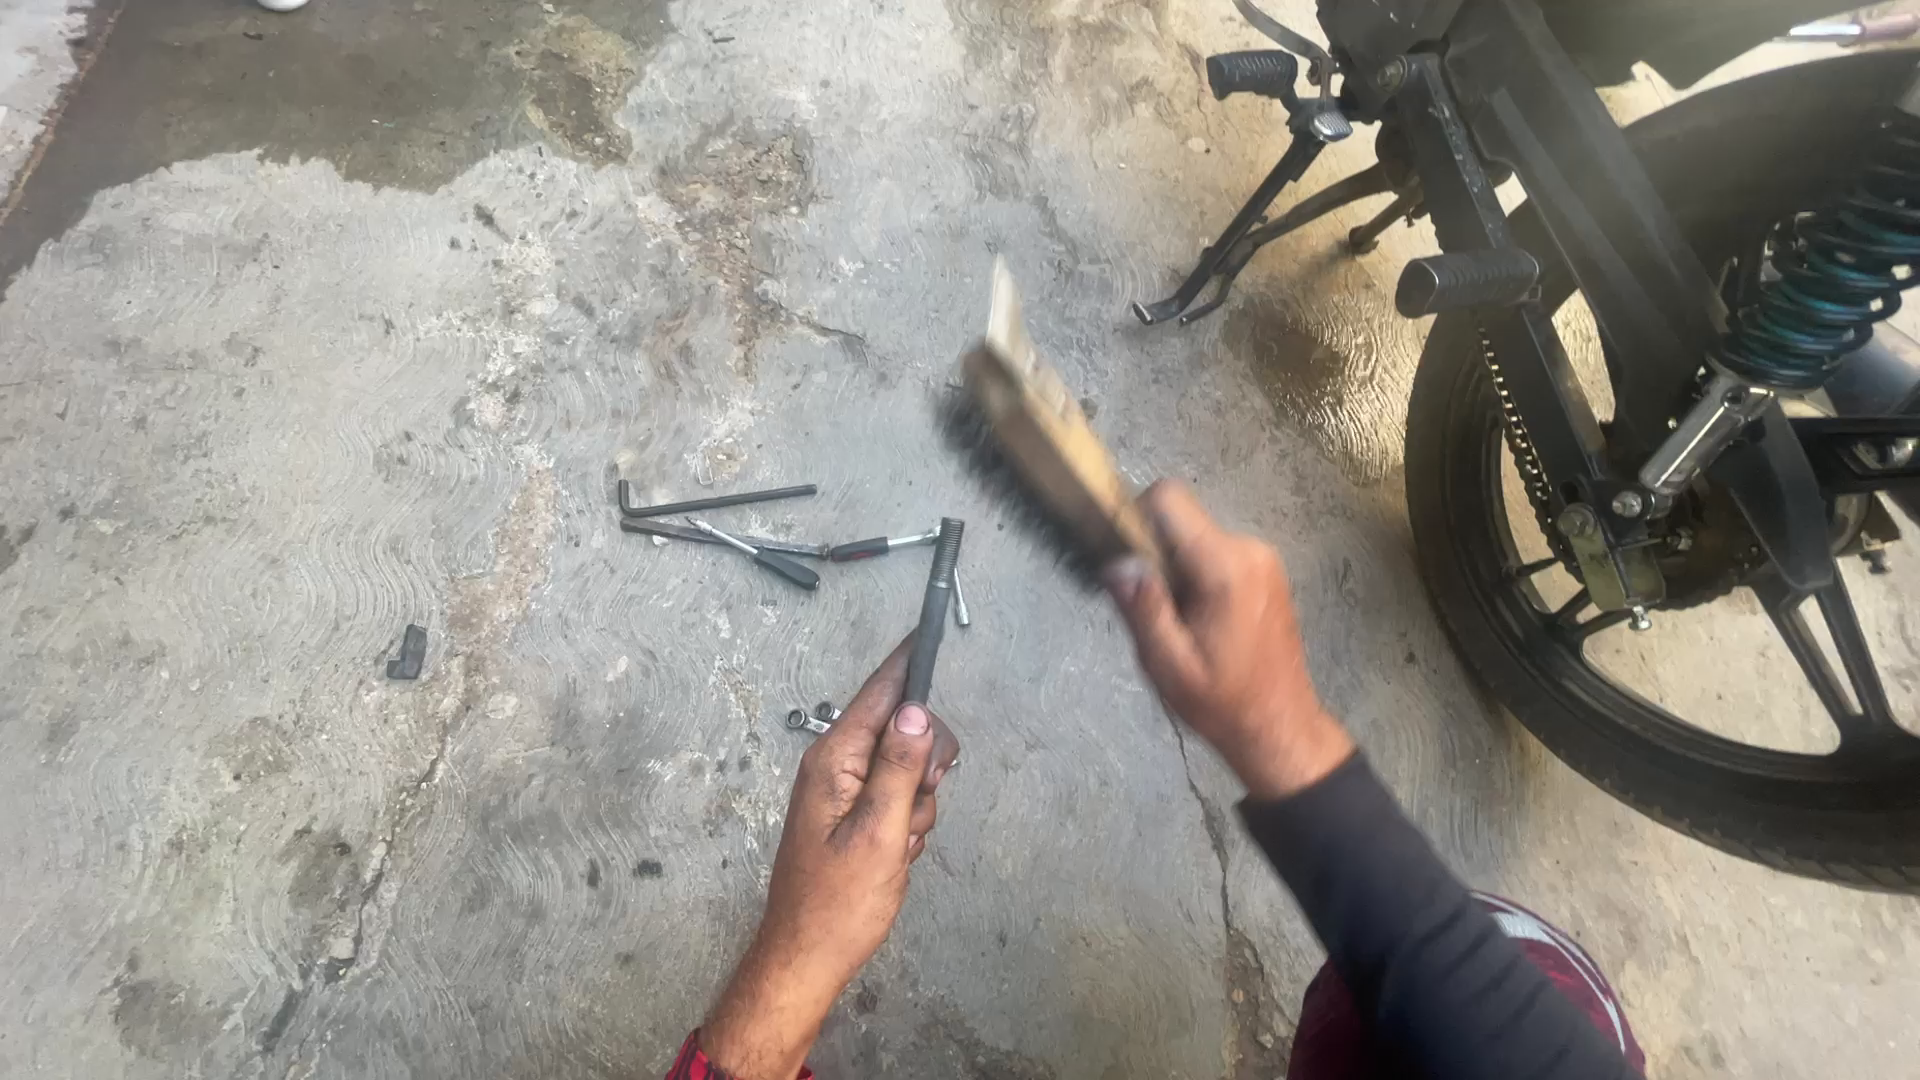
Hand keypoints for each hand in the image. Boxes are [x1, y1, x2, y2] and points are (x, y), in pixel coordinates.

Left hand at [701, 638, 957, 1078]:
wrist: (807, 959)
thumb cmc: (838, 902)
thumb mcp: (879, 832)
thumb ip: (900, 767)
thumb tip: (916, 710)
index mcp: (835, 758)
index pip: (879, 693)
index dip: (908, 664)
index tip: (929, 633)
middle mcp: (838, 762)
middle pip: (903, 728)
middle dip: (925, 763)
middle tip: (919, 803)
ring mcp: (847, 787)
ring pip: (909, 765)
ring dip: (919, 801)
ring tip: (900, 842)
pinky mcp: (858, 809)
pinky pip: (902, 793)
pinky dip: (911, 818)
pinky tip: (896, 850)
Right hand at [1104, 481, 1353, 799]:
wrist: (1280, 728)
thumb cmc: (1221, 702)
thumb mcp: (1168, 663)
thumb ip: (1142, 607)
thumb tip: (1115, 561)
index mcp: (1225, 566)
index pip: (1170, 498)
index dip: (1135, 517)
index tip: (1124, 559)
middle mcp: (1249, 549)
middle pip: (1179, 519)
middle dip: (1153, 554)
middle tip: (1151, 609)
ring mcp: (1262, 557)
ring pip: (1193, 536)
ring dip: (1172, 568)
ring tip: (1176, 620)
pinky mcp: (1264, 569)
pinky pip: (1213, 551)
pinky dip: (1193, 574)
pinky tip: (1197, 619)